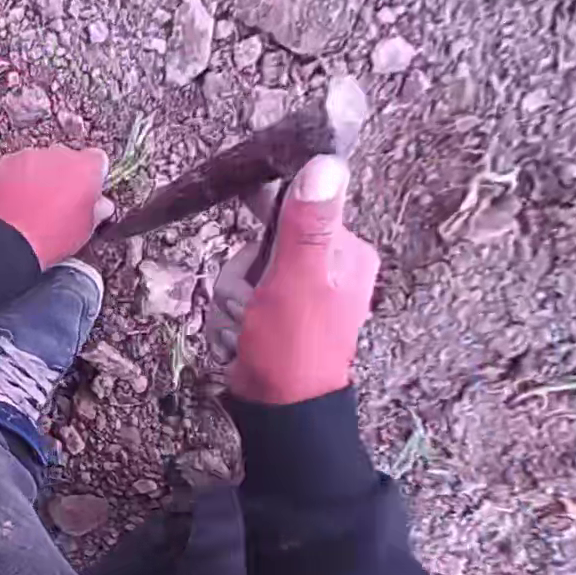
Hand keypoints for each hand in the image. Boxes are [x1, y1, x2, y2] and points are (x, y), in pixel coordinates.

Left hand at [0, 145, 114, 266]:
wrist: (11, 242)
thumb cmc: (51, 237)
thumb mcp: (85, 230)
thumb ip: (97, 210)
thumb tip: (101, 205)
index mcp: (86, 168)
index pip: (98, 160)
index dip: (93, 176)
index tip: (88, 190)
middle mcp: (59, 155)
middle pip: (68, 158)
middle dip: (66, 175)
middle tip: (60, 203)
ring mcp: (30, 157)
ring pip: (41, 161)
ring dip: (40, 176)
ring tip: (35, 206)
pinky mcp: (6, 163)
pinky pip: (16, 167)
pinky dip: (17, 180)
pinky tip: (17, 202)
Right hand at [226, 155, 377, 404]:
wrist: (279, 412)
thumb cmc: (292, 347)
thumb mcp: (298, 279)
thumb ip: (307, 224)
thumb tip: (325, 162)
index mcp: (343, 253)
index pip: (296, 208)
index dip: (265, 218)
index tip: (245, 226)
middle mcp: (324, 270)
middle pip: (259, 244)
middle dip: (243, 277)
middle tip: (253, 304)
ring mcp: (296, 295)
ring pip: (241, 274)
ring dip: (233, 302)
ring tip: (247, 328)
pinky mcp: (273, 316)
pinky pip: (236, 300)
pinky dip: (231, 320)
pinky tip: (242, 340)